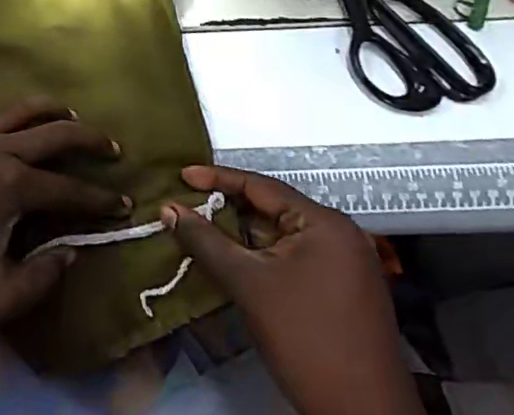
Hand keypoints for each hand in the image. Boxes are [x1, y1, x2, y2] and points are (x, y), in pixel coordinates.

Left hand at [0, 53, 129, 414]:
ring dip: (48, 109)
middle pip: (55, 137)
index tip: (124, 205)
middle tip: (113, 148)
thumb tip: (73, 252)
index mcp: (16, 187)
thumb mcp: (3, 294)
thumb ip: (45, 276)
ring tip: (71, 112)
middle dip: (88, 140)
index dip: (101, 200)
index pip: (70, 190)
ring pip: (19, 112)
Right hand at [163, 166, 422, 414]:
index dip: (217, 178)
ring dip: (241, 233)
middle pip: (271, 209)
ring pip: (279, 234)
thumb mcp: (247, 283)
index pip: (262, 187)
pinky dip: (260, 253)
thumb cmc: (304, 338)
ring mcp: (345, 264)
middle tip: (185, 203)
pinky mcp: (342, 288)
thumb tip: (168, 208)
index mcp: (325, 224)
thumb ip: (204, 239)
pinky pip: (292, 255)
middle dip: (227, 207)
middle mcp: (340, 235)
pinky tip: (231, 256)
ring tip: (199, 227)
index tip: (182, 175)